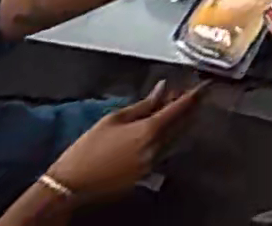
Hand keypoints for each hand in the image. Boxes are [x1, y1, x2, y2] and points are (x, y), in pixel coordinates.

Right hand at [45, 81, 203, 201]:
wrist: (64, 187)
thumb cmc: (86, 150)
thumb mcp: (113, 120)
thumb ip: (144, 104)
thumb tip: (163, 87)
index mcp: (150, 130)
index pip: (183, 107)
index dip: (197, 93)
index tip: (207, 84)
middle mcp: (157, 145)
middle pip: (185, 120)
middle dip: (191, 105)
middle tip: (189, 94)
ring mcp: (153, 161)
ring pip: (179, 135)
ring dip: (183, 120)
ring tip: (175, 109)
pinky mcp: (146, 173)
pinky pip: (168, 148)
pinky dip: (172, 135)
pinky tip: (164, 128)